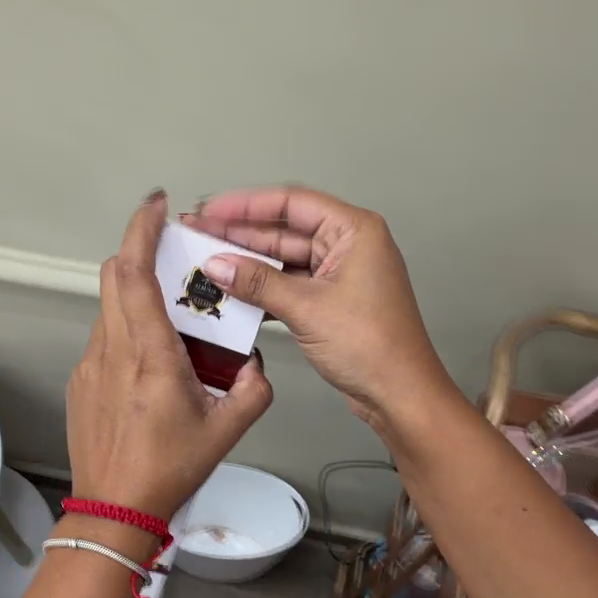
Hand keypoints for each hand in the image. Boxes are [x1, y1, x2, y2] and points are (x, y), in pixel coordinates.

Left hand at [66, 190, 273, 521]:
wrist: (114, 509)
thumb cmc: (165, 472)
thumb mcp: (227, 432)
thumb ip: (253, 391)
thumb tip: (254, 367)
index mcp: (149, 356)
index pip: (133, 272)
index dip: (142, 229)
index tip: (157, 205)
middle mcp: (112, 352)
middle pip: (113, 276)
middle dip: (139, 253)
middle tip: (173, 259)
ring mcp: (89, 366)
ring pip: (109, 309)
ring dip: (137, 299)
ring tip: (172, 328)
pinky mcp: (80, 383)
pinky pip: (103, 340)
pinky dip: (126, 333)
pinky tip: (150, 367)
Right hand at [183, 187, 454, 422]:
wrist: (399, 394)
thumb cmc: (372, 346)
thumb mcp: (307, 308)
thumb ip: (257, 283)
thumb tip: (217, 265)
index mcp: (354, 231)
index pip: (290, 203)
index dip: (245, 206)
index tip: (209, 211)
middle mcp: (349, 246)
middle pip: (285, 230)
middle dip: (241, 234)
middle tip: (198, 234)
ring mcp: (341, 275)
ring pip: (285, 260)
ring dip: (249, 263)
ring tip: (207, 261)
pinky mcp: (333, 302)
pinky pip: (291, 285)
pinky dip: (264, 289)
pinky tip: (233, 290)